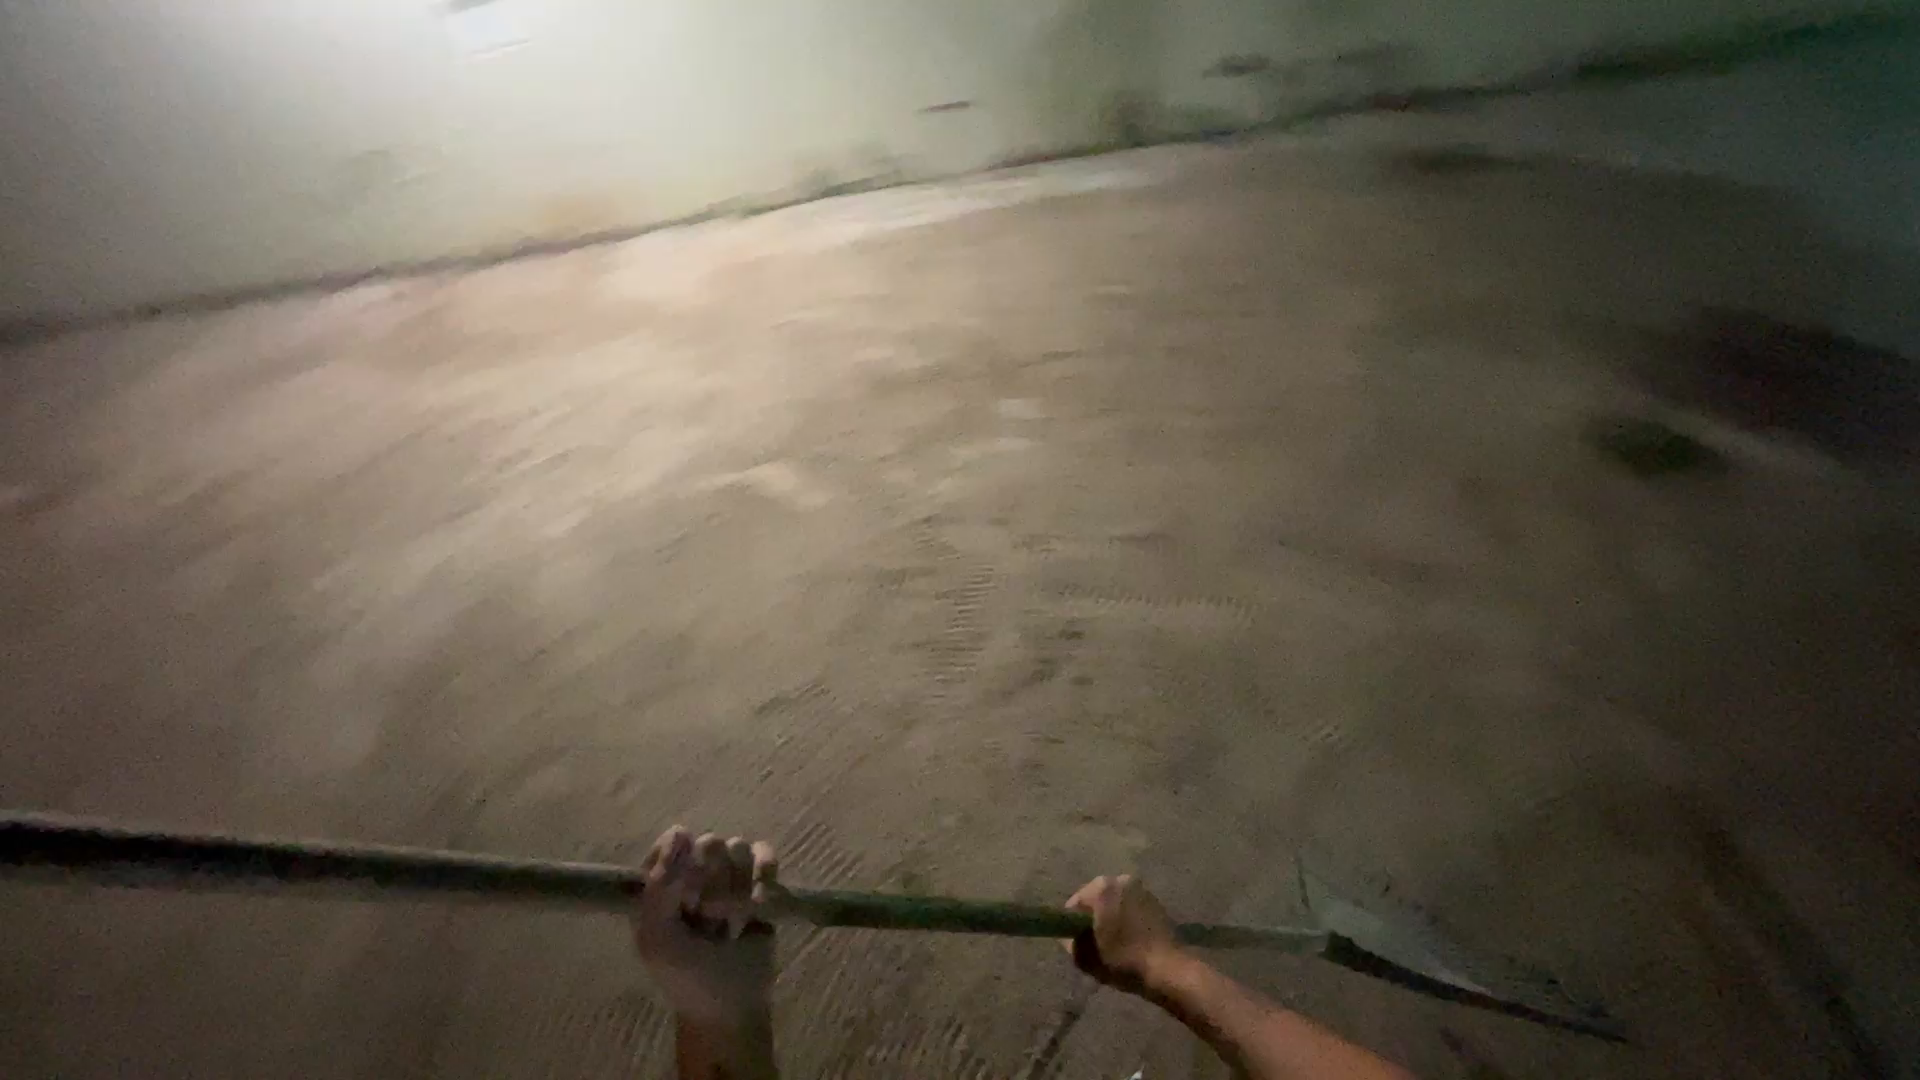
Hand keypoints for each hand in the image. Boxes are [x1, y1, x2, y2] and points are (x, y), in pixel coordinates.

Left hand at [633, 826, 779, 1025]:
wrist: (732, 1007)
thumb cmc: (686, 979)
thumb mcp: (657, 941)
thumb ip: (658, 888)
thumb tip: (680, 831)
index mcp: (663, 883)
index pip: (673, 842)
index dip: (684, 864)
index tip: (685, 897)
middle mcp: (696, 873)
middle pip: (710, 842)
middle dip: (714, 882)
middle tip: (709, 918)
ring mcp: (730, 875)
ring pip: (739, 847)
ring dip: (738, 887)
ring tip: (733, 923)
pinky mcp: (761, 881)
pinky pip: (765, 853)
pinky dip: (764, 875)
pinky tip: (759, 904)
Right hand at [1063, 874, 1183, 994]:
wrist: (1168, 968)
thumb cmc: (1123, 960)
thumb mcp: (1086, 957)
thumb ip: (1070, 942)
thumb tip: (1067, 936)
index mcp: (1101, 887)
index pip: (1076, 903)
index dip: (1072, 924)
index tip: (1077, 942)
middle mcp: (1120, 879)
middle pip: (1096, 899)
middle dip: (1094, 918)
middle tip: (1095, 944)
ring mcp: (1141, 888)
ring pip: (1115, 903)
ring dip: (1112, 918)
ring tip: (1115, 943)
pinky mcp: (1156, 901)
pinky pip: (1132, 908)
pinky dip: (1128, 919)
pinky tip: (1131, 940)